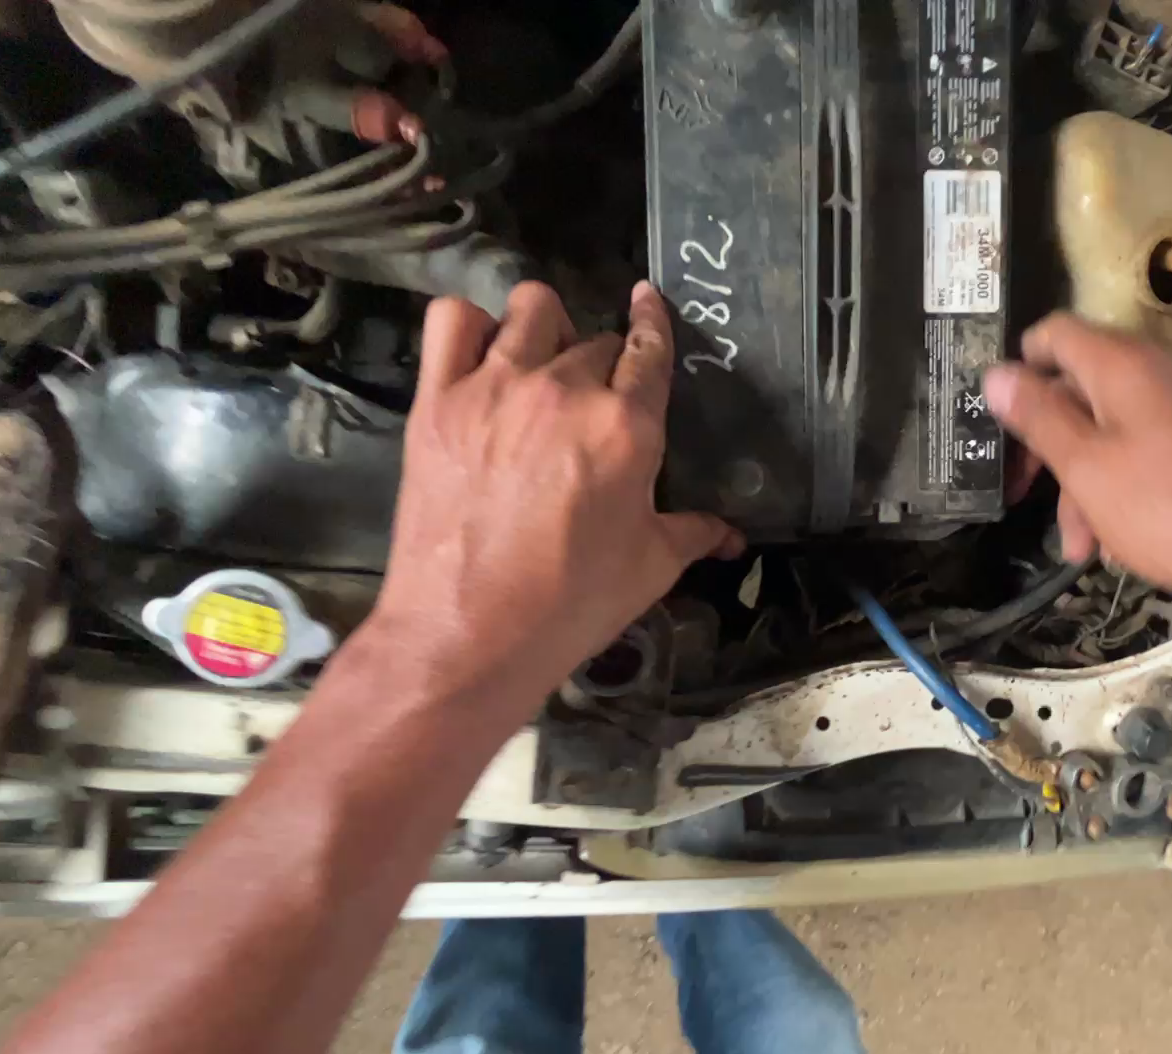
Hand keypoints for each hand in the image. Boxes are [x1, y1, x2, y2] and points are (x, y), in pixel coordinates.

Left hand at [372, 281, 743, 692]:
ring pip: (532, 309)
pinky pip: (452, 321)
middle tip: (598, 403)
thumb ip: (696, 532)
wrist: (470, 633)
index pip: (650, 351)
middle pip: (597, 341)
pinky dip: (471, 327)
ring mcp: (496, 387)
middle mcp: (566, 390)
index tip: (650, 300)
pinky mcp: (438, 400)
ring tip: (543, 365)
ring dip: (548, 328)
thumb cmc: (574, 602)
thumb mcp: (652, 567)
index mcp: (627, 427)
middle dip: (606, 364)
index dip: (655, 321)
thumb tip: (733, 535)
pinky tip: (483, 358)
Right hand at [984, 314, 1171, 610]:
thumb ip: (1039, 417)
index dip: (1019, 369)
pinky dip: (1122, 483)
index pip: (1054, 335)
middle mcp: (1160, 369)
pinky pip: (1148, 447)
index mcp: (1123, 365)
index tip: (1001, 421)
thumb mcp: (1087, 467)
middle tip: (1025, 495)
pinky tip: (1120, 537)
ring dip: (1083, 480)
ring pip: (1112, 428)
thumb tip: (996, 374)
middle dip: (1046, 443)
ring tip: (1081, 544)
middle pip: (1079, 388)